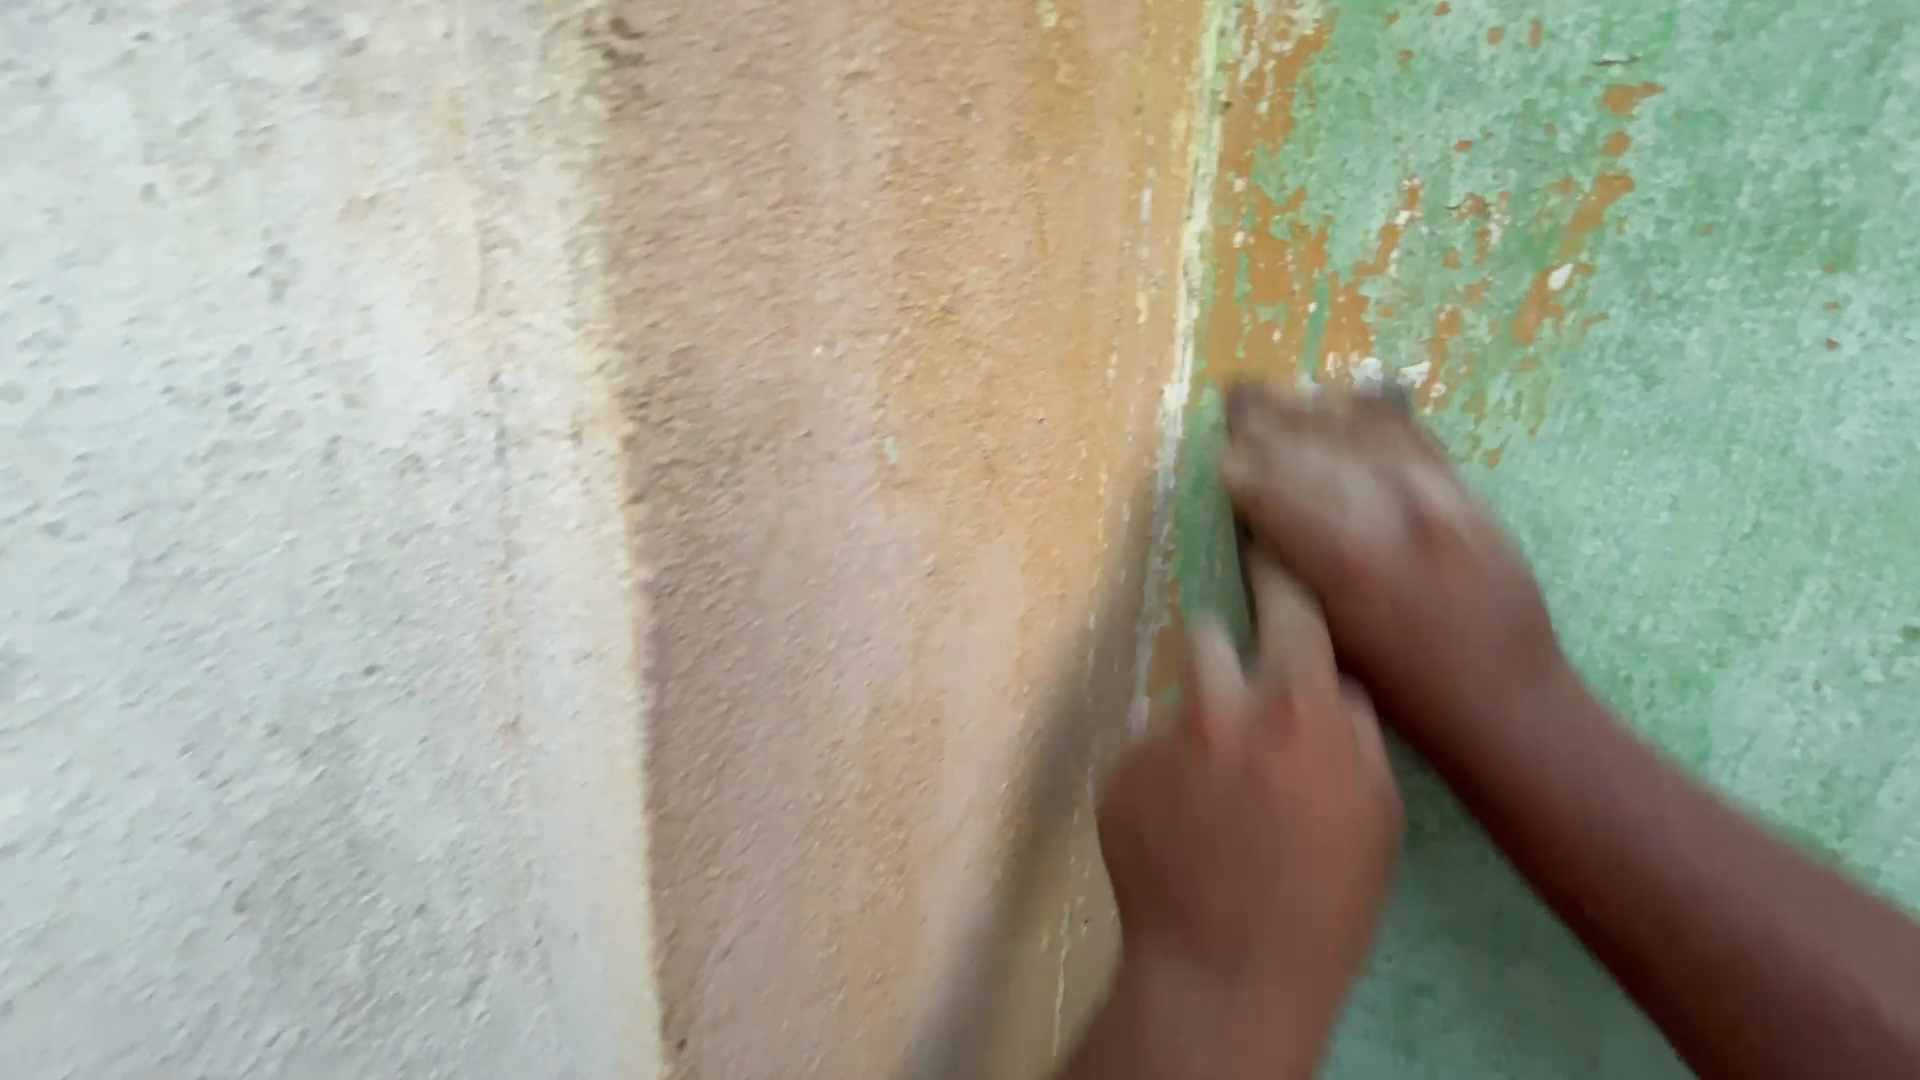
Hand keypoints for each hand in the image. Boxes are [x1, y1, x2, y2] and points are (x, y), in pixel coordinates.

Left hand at [1089, 550, 1400, 1077]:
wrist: (1223, 969)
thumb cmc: (1323, 900)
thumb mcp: (1375, 811)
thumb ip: (1348, 725)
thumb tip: (1324, 679)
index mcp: (1295, 709)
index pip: (1288, 606)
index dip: (1280, 576)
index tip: (1268, 550)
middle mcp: (1219, 705)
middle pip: (1212, 635)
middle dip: (1230, 660)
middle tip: (1242, 710)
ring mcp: (1159, 734)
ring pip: (1178, 693)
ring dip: (1196, 717)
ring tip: (1211, 783)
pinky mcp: (1117, 767)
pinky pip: (1147, 744)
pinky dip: (1162, 767)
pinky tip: (1178, 818)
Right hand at [1219, 383, 1567, 749]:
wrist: (1506, 701)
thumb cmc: (1397, 686)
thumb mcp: (1326, 637)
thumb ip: (1287, 574)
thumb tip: (1255, 527)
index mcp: (1345, 561)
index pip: (1279, 494)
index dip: (1245, 468)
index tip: (1221, 449)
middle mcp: (1391, 518)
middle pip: (1317, 455)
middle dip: (1271, 424)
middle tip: (1239, 394)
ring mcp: (1439, 502)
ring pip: (1363, 439)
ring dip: (1317, 412)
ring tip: (1281, 387)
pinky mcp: (1472, 499)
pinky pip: (1419, 441)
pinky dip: (1381, 416)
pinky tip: (1353, 393)